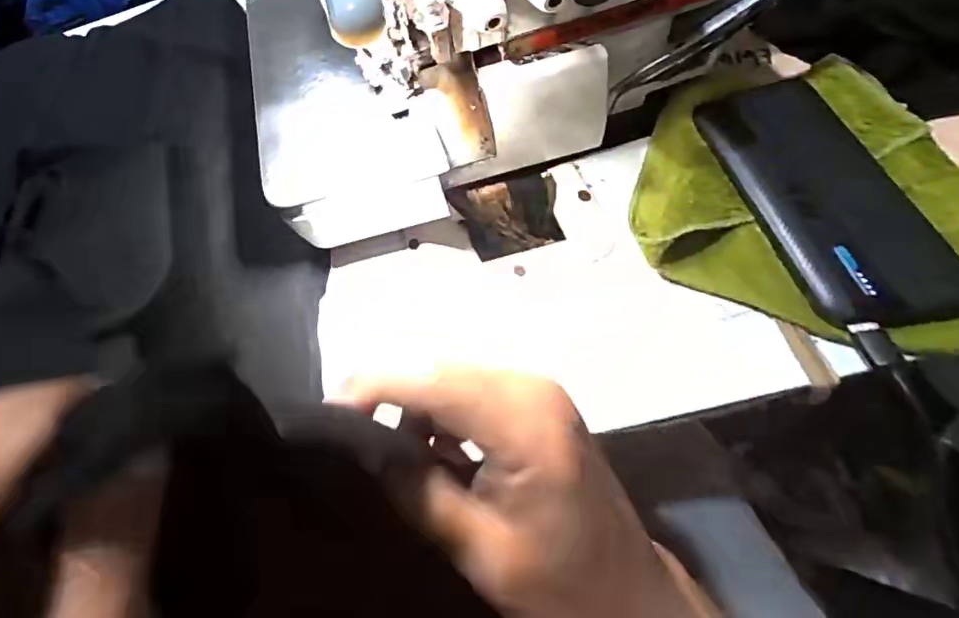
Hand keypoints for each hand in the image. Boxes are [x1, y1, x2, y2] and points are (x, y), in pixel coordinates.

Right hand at [338, 369, 715, 617]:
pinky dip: (447, 412)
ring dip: (420, 405)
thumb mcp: (482, 549)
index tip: (331, 413)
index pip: (434, 380)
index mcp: (523, 418)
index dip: (376, 385)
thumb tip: (368, 450)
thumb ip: (421, 493)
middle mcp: (531, 384)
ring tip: (400, 460)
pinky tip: (439, 453)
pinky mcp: (537, 398)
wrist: (627, 589)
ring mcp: (538, 387)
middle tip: (352, 434)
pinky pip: (476, 389)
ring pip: (456, 376)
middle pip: (442, 369)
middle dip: (393, 394)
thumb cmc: (559, 580)